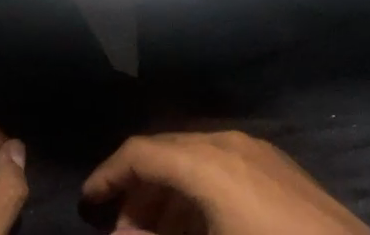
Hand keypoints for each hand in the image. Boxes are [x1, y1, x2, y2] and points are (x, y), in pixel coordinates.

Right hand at [81, 131, 369, 234]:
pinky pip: (223, 171)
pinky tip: (199, 230)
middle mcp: (228, 143)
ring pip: (195, 161)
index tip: (88, 204)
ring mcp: (259, 154)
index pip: (141, 153)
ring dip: (169, 198)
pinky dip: (199, 195)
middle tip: (122, 234)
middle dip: (139, 193)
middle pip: (167, 153)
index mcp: (207, 160)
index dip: (108, 176)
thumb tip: (125, 234)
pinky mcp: (281, 171)